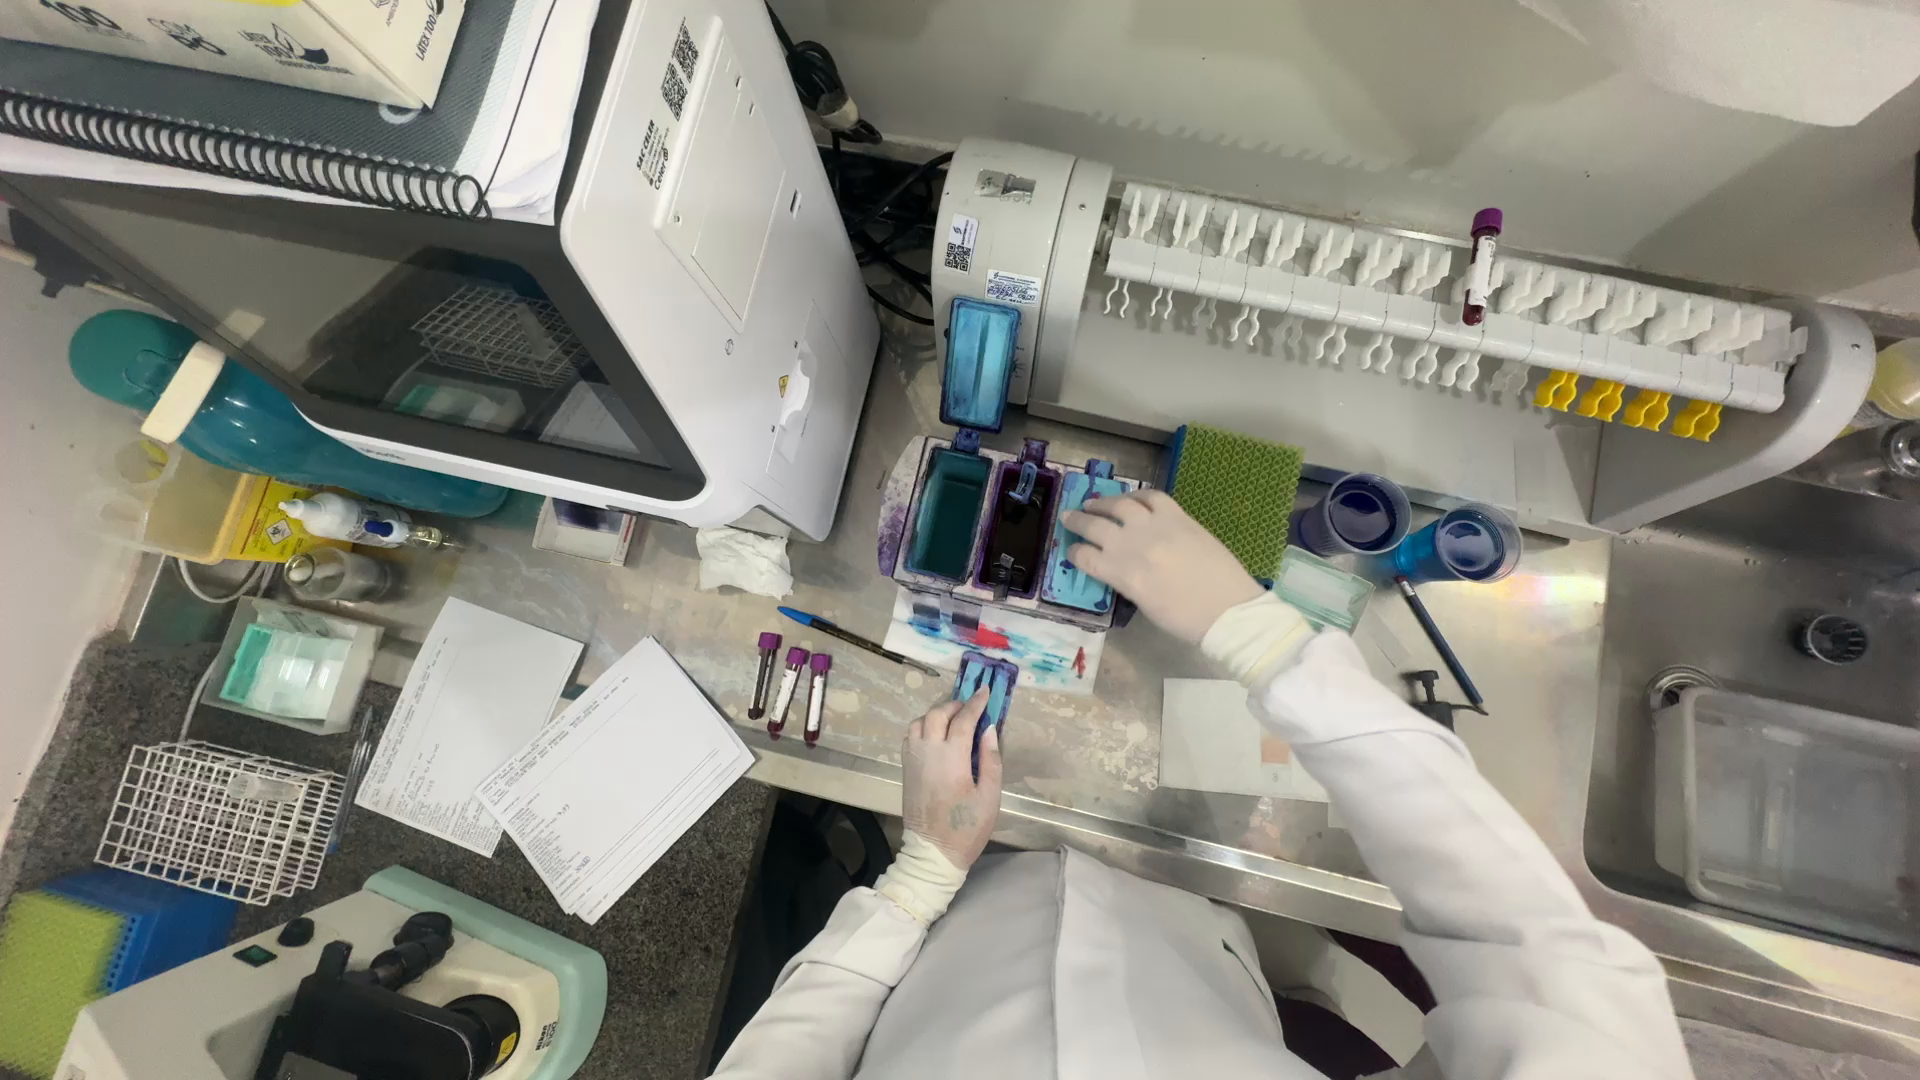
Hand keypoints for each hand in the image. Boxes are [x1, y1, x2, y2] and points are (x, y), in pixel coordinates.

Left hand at [901, 689, 1001, 870]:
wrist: (933, 854)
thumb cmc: (967, 828)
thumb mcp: (989, 796)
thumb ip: (991, 759)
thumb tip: (989, 729)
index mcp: (951, 759)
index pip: (963, 720)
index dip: (975, 703)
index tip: (986, 691)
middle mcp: (928, 752)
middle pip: (937, 714)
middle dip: (955, 705)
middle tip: (971, 706)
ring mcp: (913, 759)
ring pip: (919, 722)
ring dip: (936, 714)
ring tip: (953, 719)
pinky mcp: (906, 768)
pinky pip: (910, 736)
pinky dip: (923, 727)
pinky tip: (936, 734)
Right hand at [1062, 489, 1263, 644]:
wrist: (1229, 610)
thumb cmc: (1185, 619)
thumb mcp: (1144, 605)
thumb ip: (1125, 581)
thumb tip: (1116, 566)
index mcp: (1122, 574)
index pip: (1085, 557)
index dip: (1074, 552)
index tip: (1072, 550)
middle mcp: (1133, 545)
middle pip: (1094, 526)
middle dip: (1076, 521)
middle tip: (1068, 517)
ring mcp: (1156, 526)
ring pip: (1120, 504)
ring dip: (1102, 502)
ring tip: (1093, 503)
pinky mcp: (1179, 516)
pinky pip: (1152, 497)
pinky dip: (1138, 496)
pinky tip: (1132, 499)